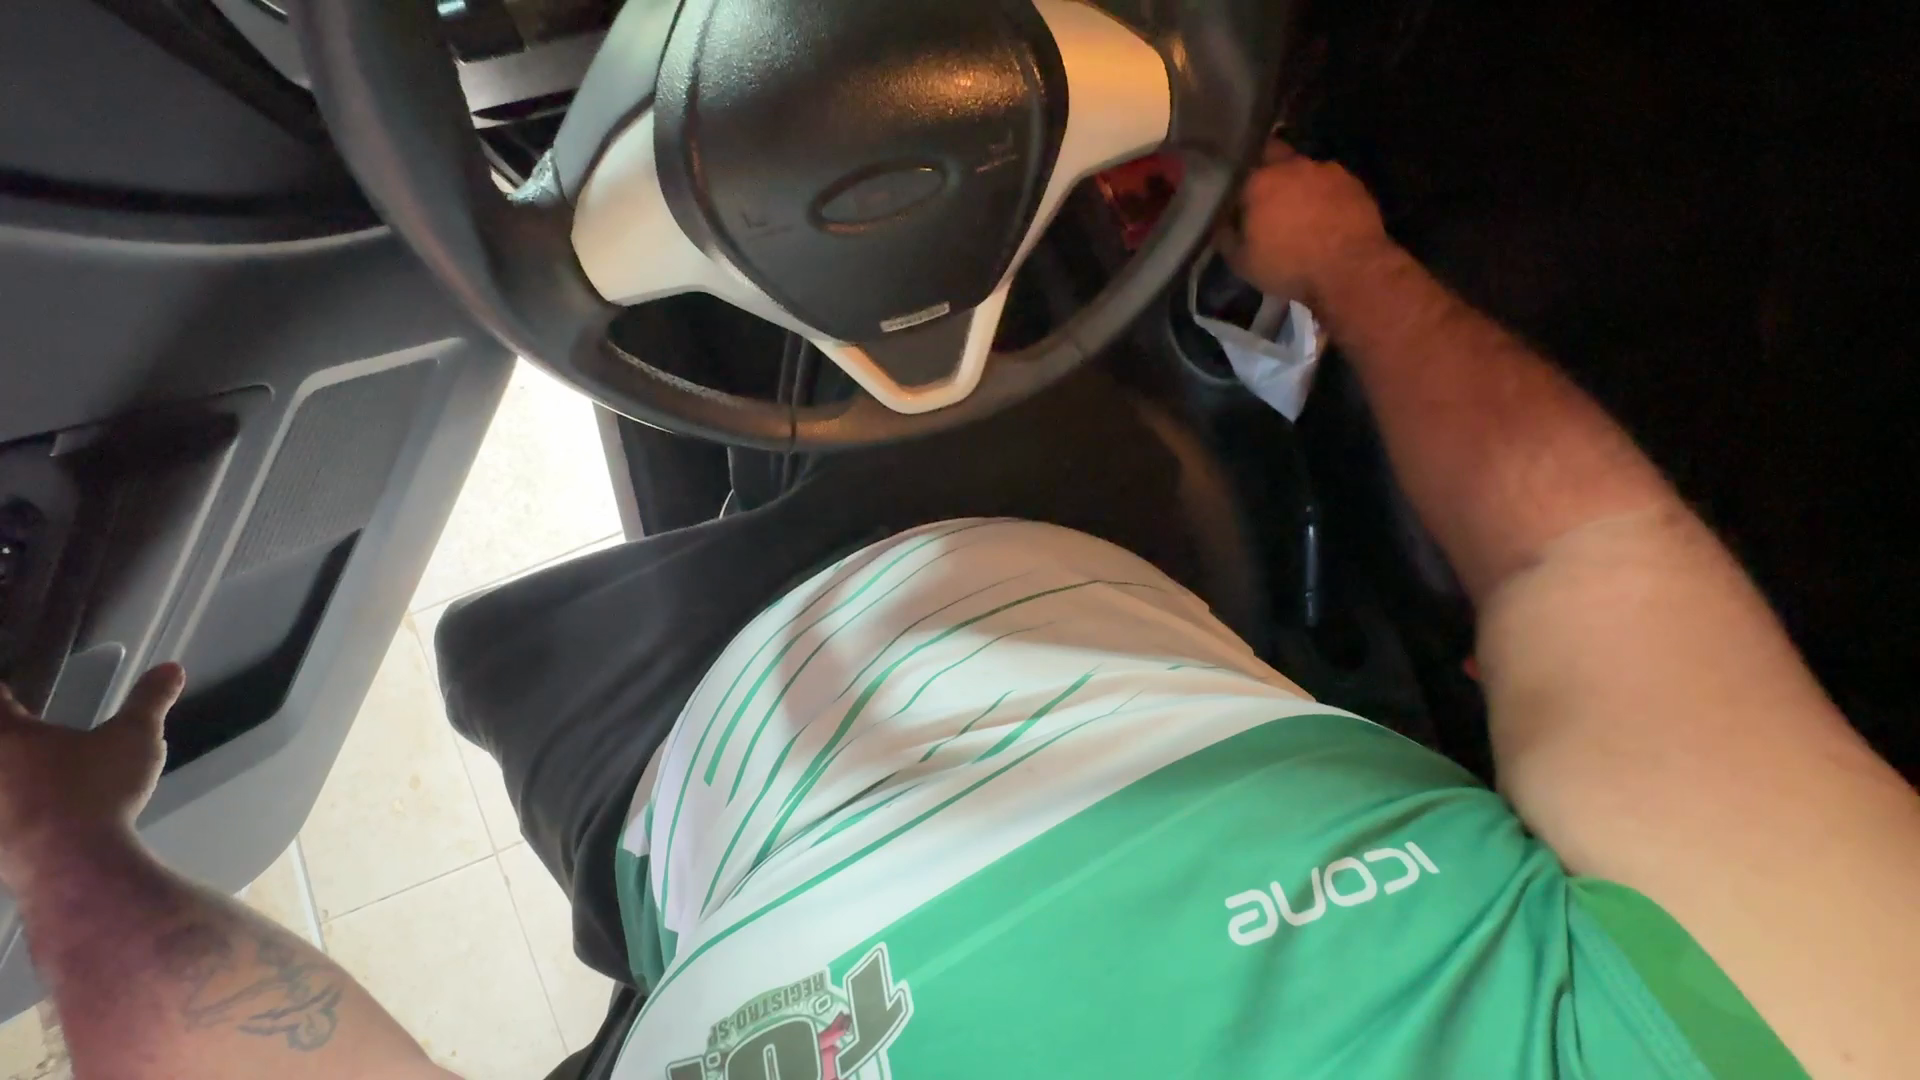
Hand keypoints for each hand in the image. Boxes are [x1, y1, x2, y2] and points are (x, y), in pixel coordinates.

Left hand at [0, 664, 183, 892]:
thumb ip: (149, 701)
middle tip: (27, 731)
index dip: (8, 690)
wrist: (69, 860)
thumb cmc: (97, 787)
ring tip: (30, 772)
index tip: (16, 689)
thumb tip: (171, 668)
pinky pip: (0, 815)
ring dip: (12, 774)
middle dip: (10, 733)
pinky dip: (12, 807)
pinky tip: (29, 811)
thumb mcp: (135, 737)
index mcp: (4, 736)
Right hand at [1221, 141, 1392, 305]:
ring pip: (1305, 170)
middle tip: (1267, 199)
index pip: (1239, 173)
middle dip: (1268, 170)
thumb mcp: (1242, 262)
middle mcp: (1293, 166)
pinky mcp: (1353, 182)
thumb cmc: (1287, 265)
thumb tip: (1221, 225)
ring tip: (1300, 213)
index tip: (1237, 206)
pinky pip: (1330, 184)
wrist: (1348, 269)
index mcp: (1259, 181)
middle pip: (1274, 154)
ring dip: (1299, 186)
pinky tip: (1324, 218)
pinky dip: (1323, 196)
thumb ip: (1226, 238)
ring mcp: (1327, 171)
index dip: (1237, 189)